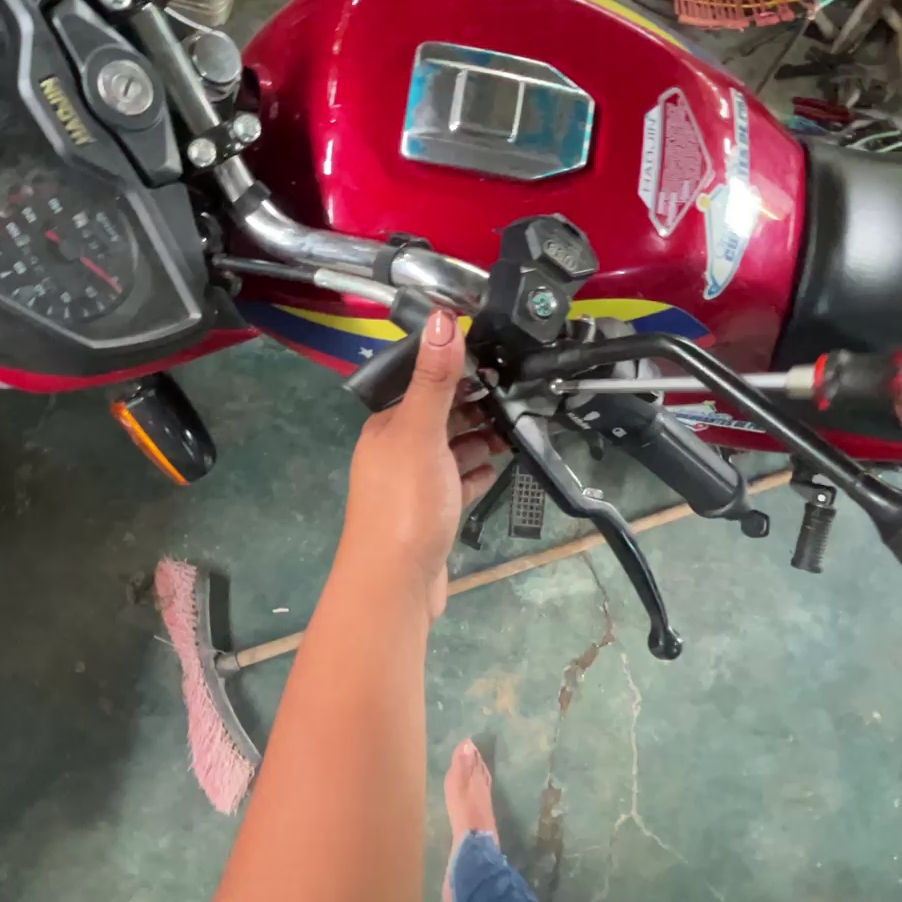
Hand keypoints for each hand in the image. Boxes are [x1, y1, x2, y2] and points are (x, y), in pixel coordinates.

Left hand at [341, 310, 502, 615]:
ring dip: (477, 439)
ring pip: (450, 450)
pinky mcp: (430, 515)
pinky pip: (455, 483)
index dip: (457, 371)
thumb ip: (435, 378)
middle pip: (440, 417)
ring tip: (511, 431)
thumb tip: (443, 317)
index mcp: (387, 426)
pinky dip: (473, 473)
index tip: (497, 361)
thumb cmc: (405, 502)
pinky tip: (492, 469)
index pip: (423, 385)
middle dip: (473, 406)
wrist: (394, 583)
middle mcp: (394, 451)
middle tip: (515, 398)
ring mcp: (412, 486)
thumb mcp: (421, 431)